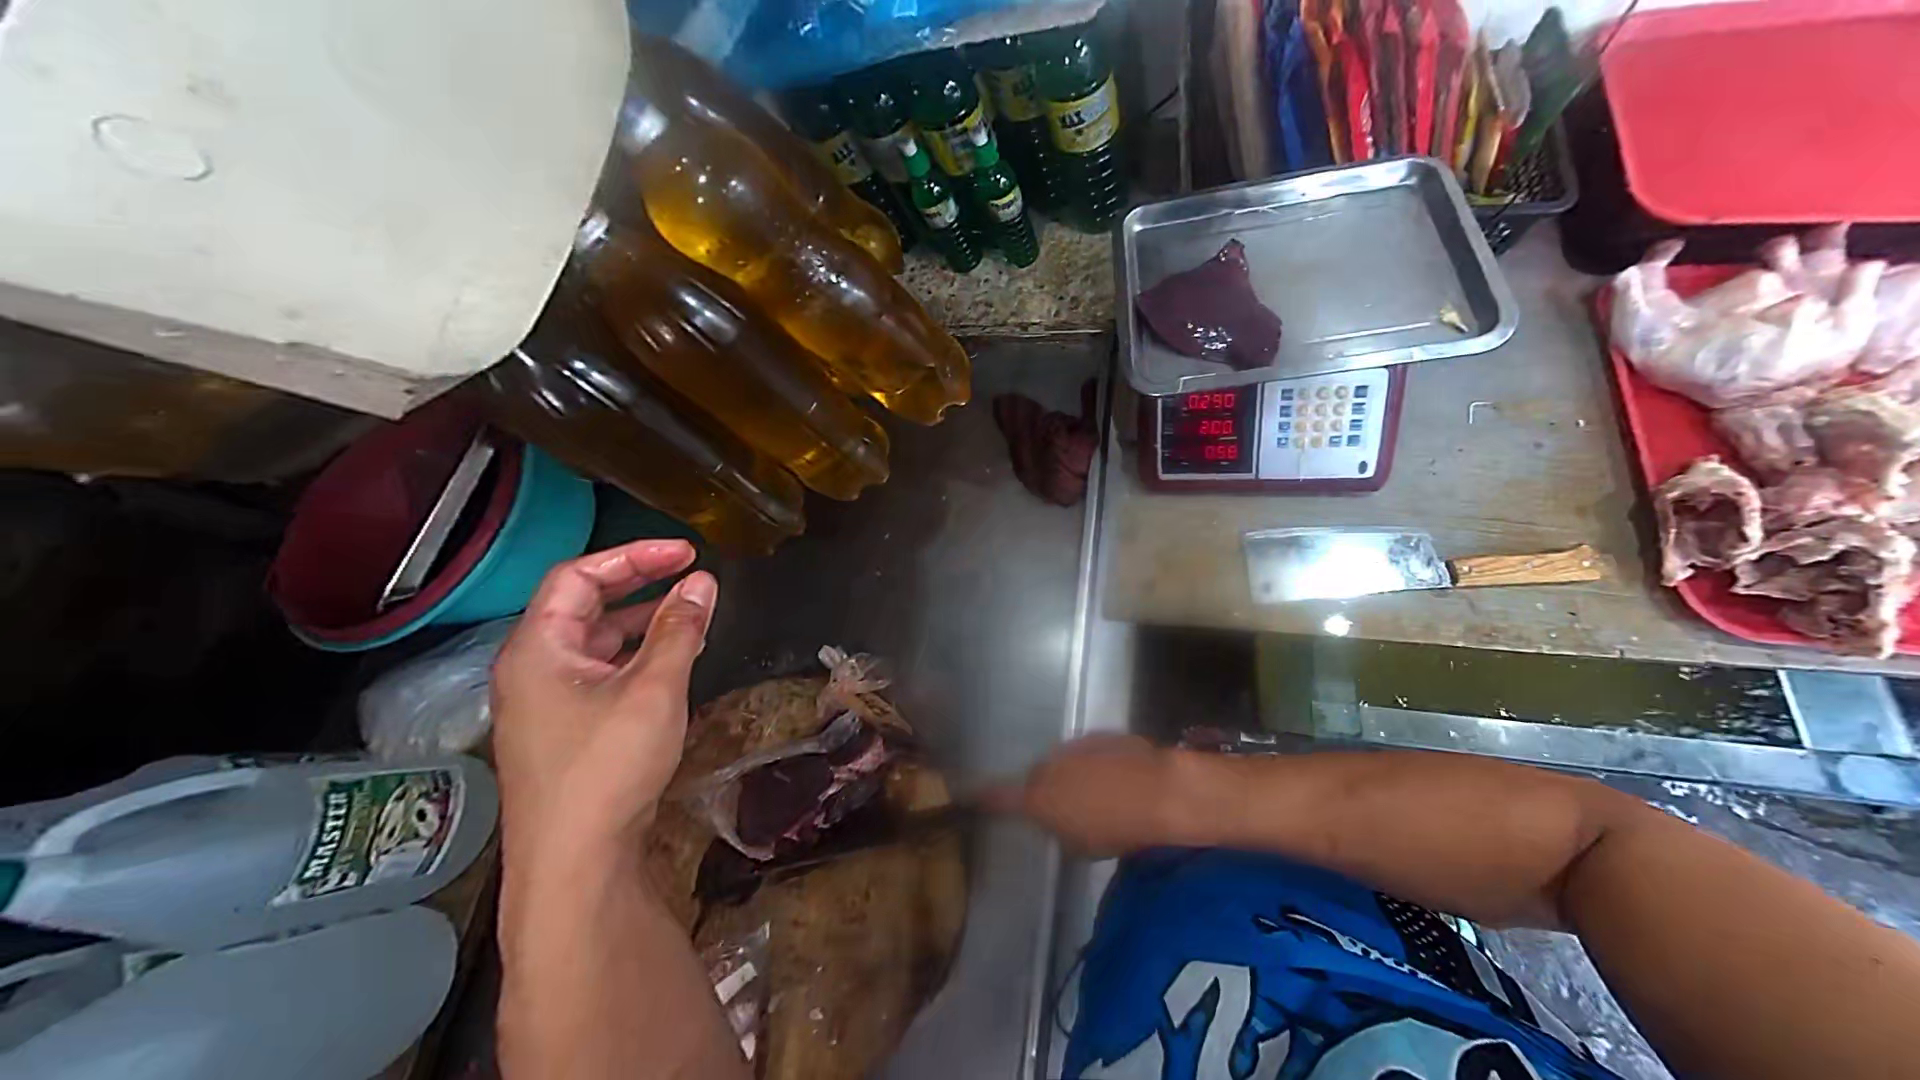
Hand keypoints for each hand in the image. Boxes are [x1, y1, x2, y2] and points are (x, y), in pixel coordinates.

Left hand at [491, 539, 717, 854]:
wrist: (574, 864)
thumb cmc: (607, 766)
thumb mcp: (654, 688)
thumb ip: (679, 629)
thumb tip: (703, 582)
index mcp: (538, 647)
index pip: (579, 575)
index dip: (634, 555)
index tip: (686, 552)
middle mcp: (532, 667)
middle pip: (584, 604)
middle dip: (639, 583)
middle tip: (690, 573)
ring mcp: (545, 701)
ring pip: (596, 641)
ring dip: (642, 621)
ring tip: (691, 614)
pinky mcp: (564, 729)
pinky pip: (601, 672)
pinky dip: (636, 656)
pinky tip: (671, 660)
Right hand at [989, 734, 1200, 855]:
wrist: (1159, 791)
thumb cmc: (1117, 829)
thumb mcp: (1081, 845)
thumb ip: (1059, 828)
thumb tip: (1057, 821)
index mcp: (1037, 798)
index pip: (999, 796)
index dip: (984, 796)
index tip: (969, 794)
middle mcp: (1048, 766)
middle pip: (1036, 776)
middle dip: (1044, 789)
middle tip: (1063, 807)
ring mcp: (1073, 747)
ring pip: (1062, 762)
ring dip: (1072, 775)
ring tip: (1097, 794)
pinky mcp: (1099, 736)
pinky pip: (1088, 753)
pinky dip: (1095, 765)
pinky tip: (1117, 780)